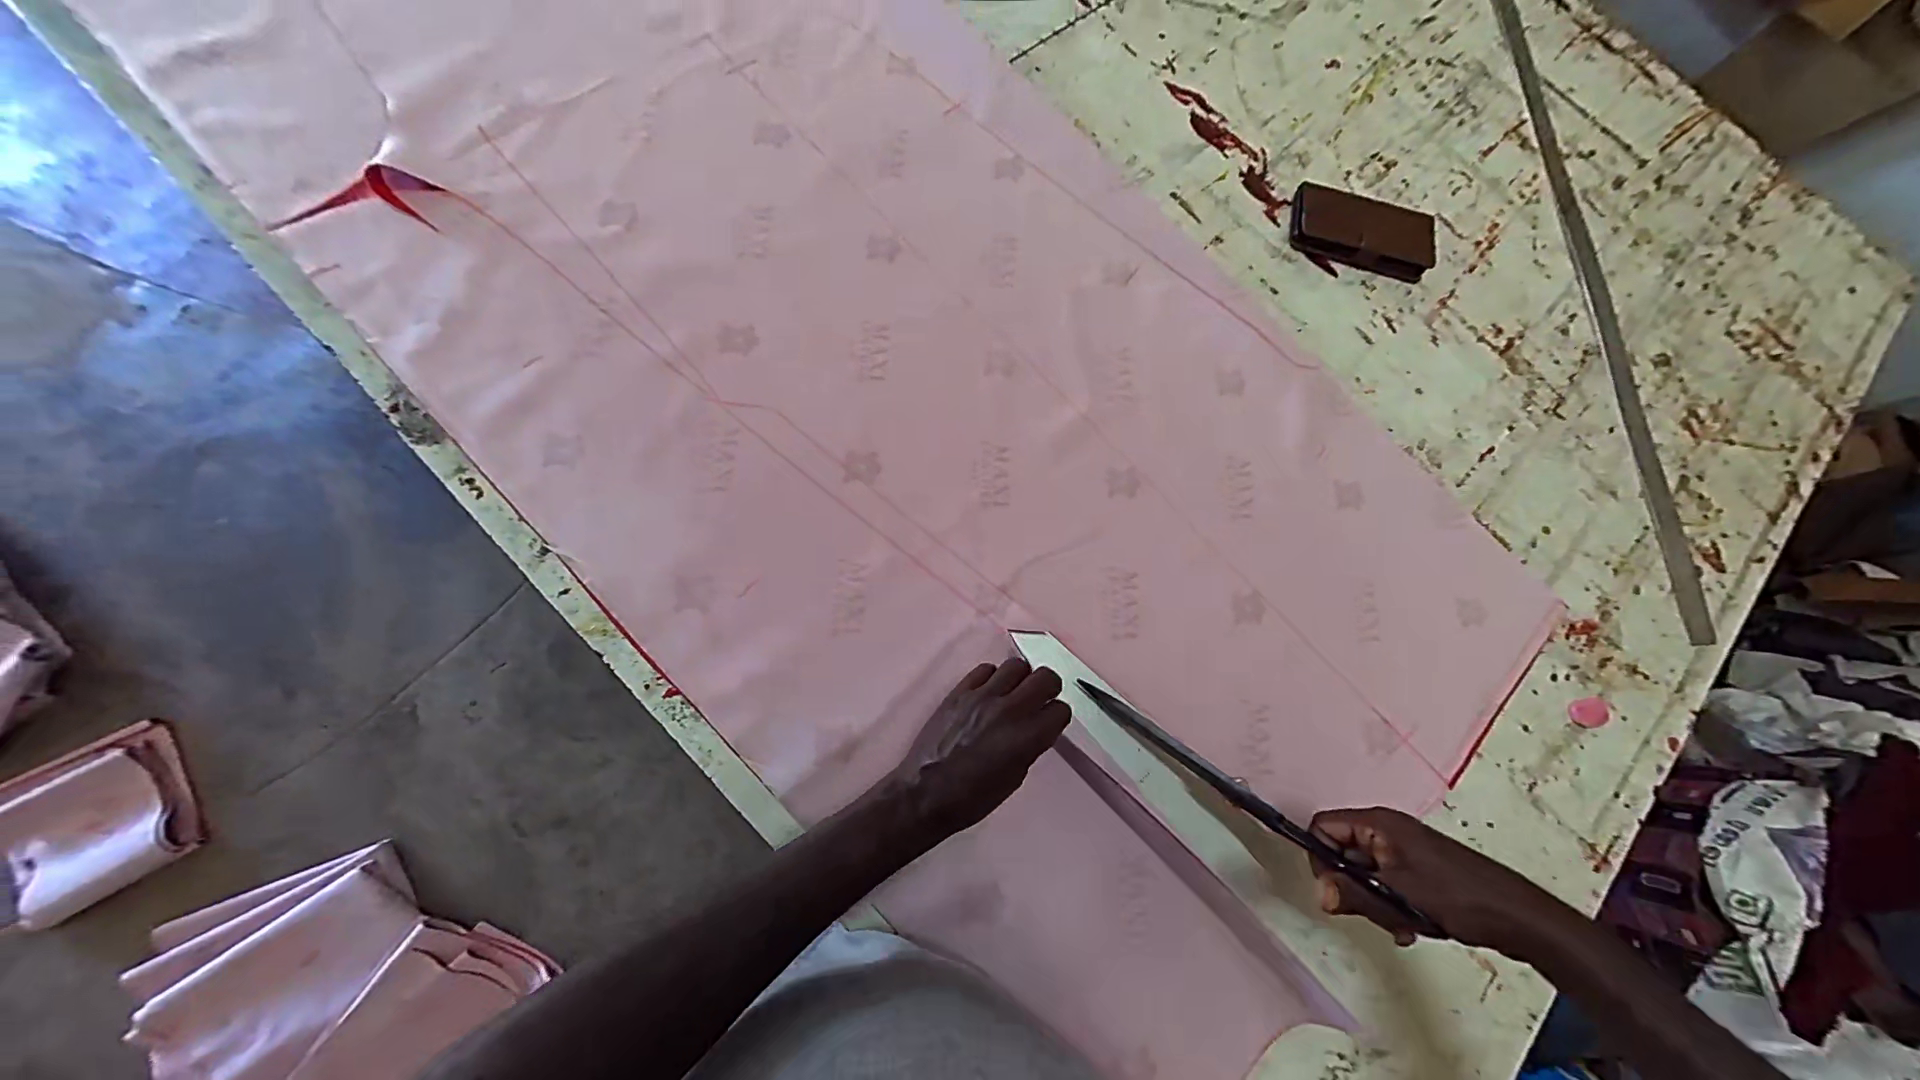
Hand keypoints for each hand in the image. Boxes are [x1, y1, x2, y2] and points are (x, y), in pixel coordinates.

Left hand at [887, 658, 1070, 837]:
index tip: (1051, 719)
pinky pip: (985, 669)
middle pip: (1045, 677)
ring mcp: (981, 696)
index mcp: (1026, 737)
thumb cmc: (971, 797)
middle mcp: (1008, 710)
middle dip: (1048, 688)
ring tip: (1013, 693)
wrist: (925, 793)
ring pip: (1016, 665)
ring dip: (1020, 679)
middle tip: (1041, 698)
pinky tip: (988, 693)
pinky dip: (992, 678)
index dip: (1057, 715)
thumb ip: (1031, 746)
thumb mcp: (1015, 778)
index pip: (1060, 709)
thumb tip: (1038, 729)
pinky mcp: (959, 691)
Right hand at [1307, 807, 1567, 955]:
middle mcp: (1388, 829)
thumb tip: (1320, 893)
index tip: (1334, 888)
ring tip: (1398, 921)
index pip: (1323, 827)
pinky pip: (1387, 880)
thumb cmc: (1461, 898)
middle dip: (1351, 884)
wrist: (1523, 920)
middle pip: (1343, 850)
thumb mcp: (1397, 897)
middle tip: (1371, 909)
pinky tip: (1410, 924)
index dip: (1322, 858)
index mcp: (1379, 824)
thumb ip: (1352, 893)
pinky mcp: (1420, 867)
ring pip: (1365, 870)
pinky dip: (1390, 902)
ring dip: (1373, 899)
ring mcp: (1405, 848)